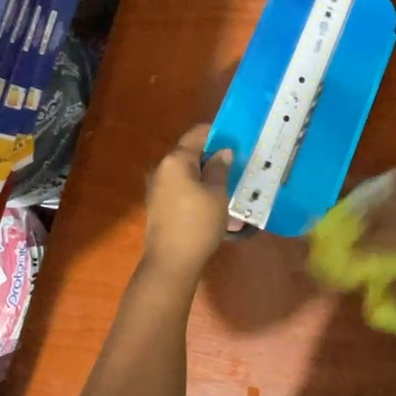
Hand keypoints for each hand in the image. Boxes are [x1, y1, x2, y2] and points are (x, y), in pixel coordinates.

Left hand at [141, 124, 233, 281]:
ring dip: (206, 174)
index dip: (217, 133)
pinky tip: (214, 200)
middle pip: (190, 153)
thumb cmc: (198, 224)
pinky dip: (197, 188)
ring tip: (229, 183)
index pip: (197, 134)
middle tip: (237, 162)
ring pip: (186, 172)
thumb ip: (219, 169)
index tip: (237, 138)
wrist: (171, 262)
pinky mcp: (159, 204)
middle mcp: (162, 168)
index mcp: (176, 160)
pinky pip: (181, 186)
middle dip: (213, 156)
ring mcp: (158, 187)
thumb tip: (223, 152)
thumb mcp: (217, 195)